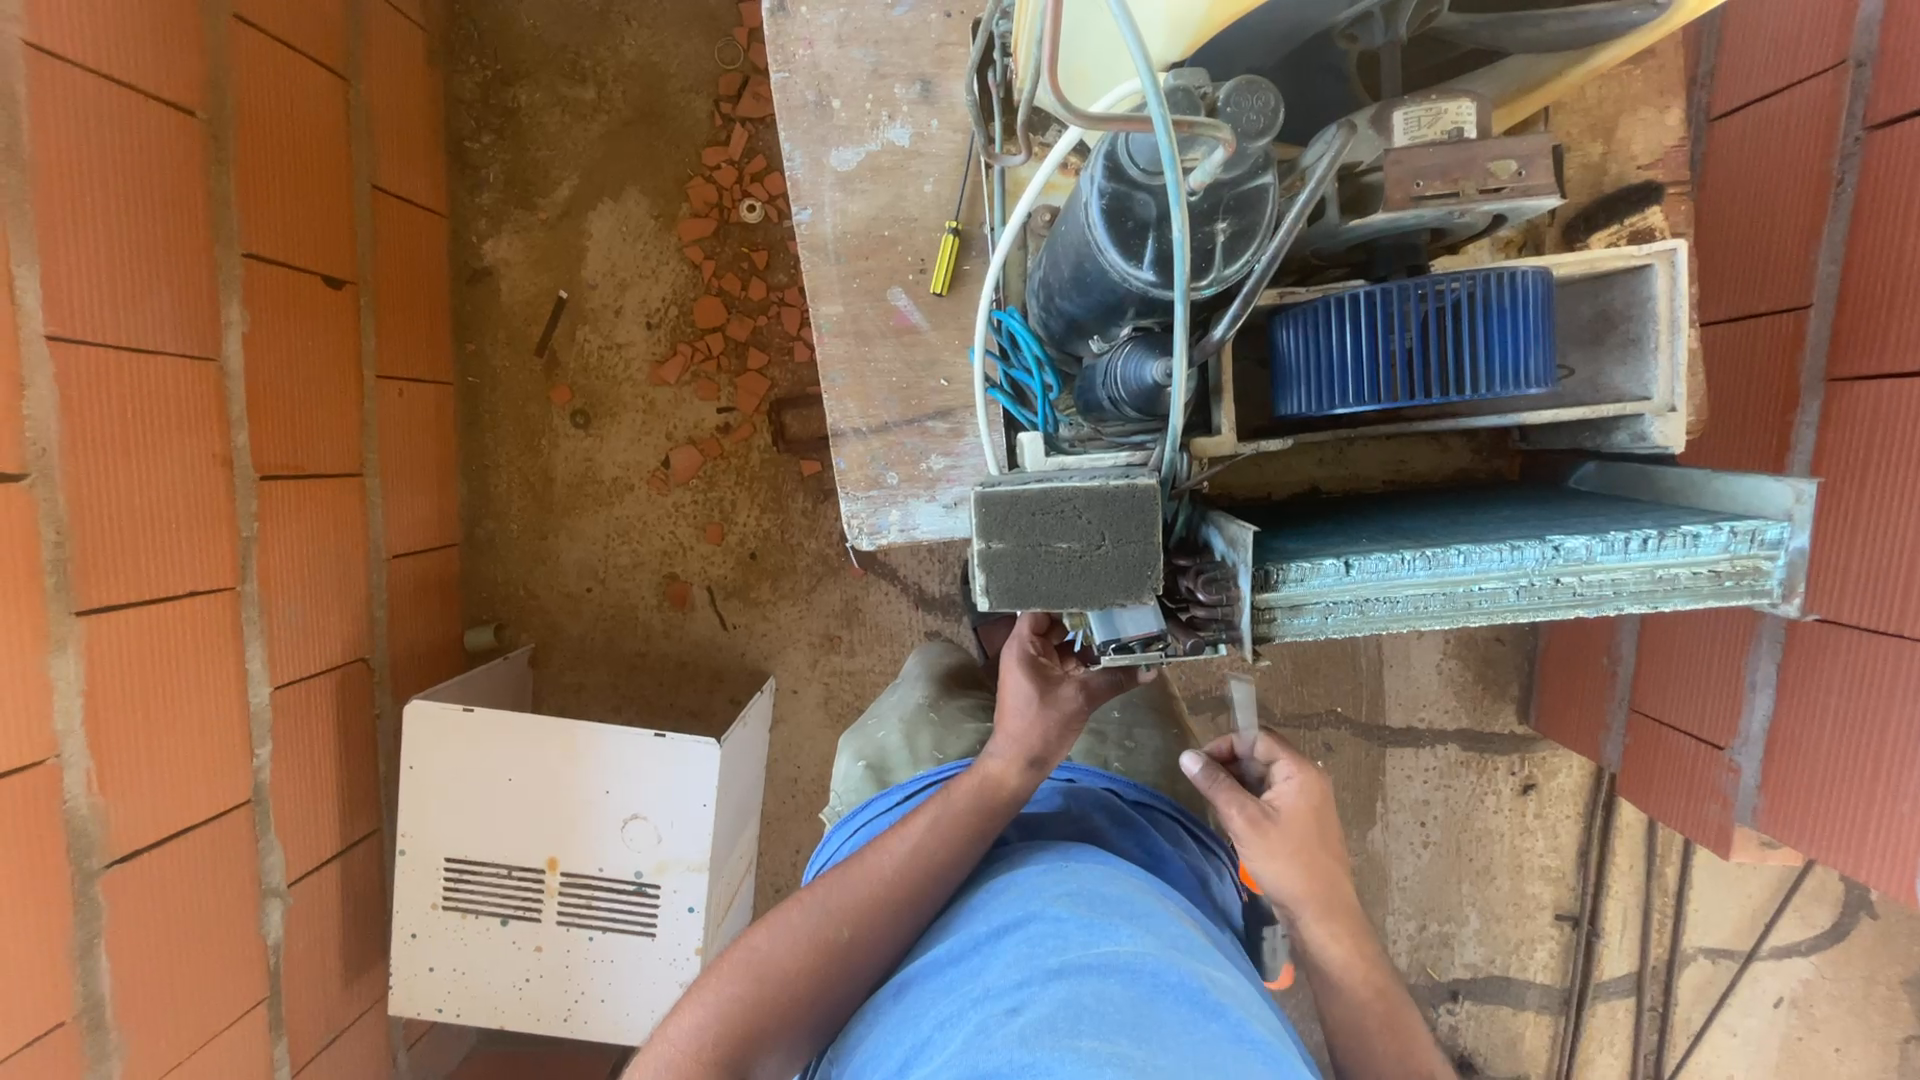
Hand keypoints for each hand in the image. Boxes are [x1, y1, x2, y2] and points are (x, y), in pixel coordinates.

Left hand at [979, 612, 1150, 779]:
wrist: (1019, 764)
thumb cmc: (1040, 726)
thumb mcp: (1080, 698)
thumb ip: (1115, 678)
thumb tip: (1150, 669)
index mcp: (1023, 645)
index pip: (1040, 607)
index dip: (1064, 598)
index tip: (1093, 590)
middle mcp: (1026, 650)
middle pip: (1055, 623)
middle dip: (1083, 617)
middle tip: (1114, 607)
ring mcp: (1036, 666)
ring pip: (1063, 642)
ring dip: (1087, 639)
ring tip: (1119, 626)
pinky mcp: (1045, 681)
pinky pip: (1066, 661)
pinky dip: (1085, 658)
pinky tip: (1110, 654)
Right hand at [1179, 728, 1360, 929]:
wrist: (1323, 914)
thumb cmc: (1285, 862)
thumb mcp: (1243, 820)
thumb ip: (1215, 784)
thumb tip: (1186, 755)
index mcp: (1299, 771)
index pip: (1257, 738)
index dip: (1225, 744)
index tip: (1199, 764)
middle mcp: (1307, 778)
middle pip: (1261, 755)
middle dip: (1229, 765)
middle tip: (1203, 785)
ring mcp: (1308, 800)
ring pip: (1264, 777)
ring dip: (1237, 784)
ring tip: (1215, 803)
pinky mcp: (1304, 820)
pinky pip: (1271, 796)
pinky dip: (1250, 800)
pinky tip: (1233, 818)